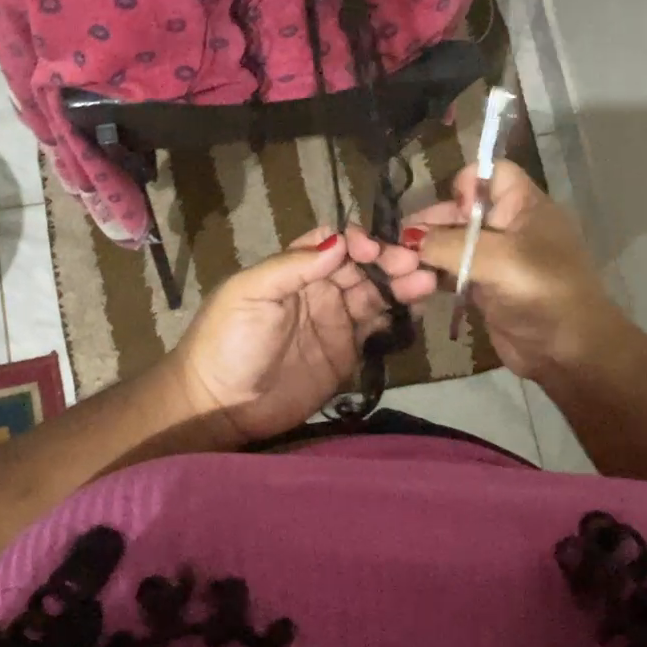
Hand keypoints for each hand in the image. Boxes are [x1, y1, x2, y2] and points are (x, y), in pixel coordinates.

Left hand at [166, 227, 436, 442]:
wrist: (220, 404)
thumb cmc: (228, 341)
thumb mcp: (250, 293)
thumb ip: (294, 265)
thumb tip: (342, 241)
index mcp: (294, 269)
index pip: (335, 244)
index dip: (358, 241)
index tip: (374, 250)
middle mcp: (319, 289)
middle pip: (363, 266)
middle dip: (390, 261)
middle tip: (415, 266)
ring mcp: (335, 321)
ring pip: (376, 294)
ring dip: (401, 286)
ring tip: (425, 284)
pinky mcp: (347, 353)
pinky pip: (378, 328)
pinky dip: (398, 316)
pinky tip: (417, 310)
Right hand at [406, 161, 624, 381]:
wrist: (568, 352)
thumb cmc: (541, 291)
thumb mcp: (496, 259)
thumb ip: (448, 244)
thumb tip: (408, 240)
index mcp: (523, 206)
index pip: (490, 174)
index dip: (465, 185)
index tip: (448, 210)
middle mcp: (507, 227)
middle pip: (458, 213)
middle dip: (427, 228)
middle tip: (397, 250)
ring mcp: (495, 260)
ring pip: (448, 246)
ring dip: (421, 257)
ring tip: (399, 276)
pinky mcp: (483, 290)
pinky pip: (448, 275)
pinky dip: (428, 280)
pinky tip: (410, 290)